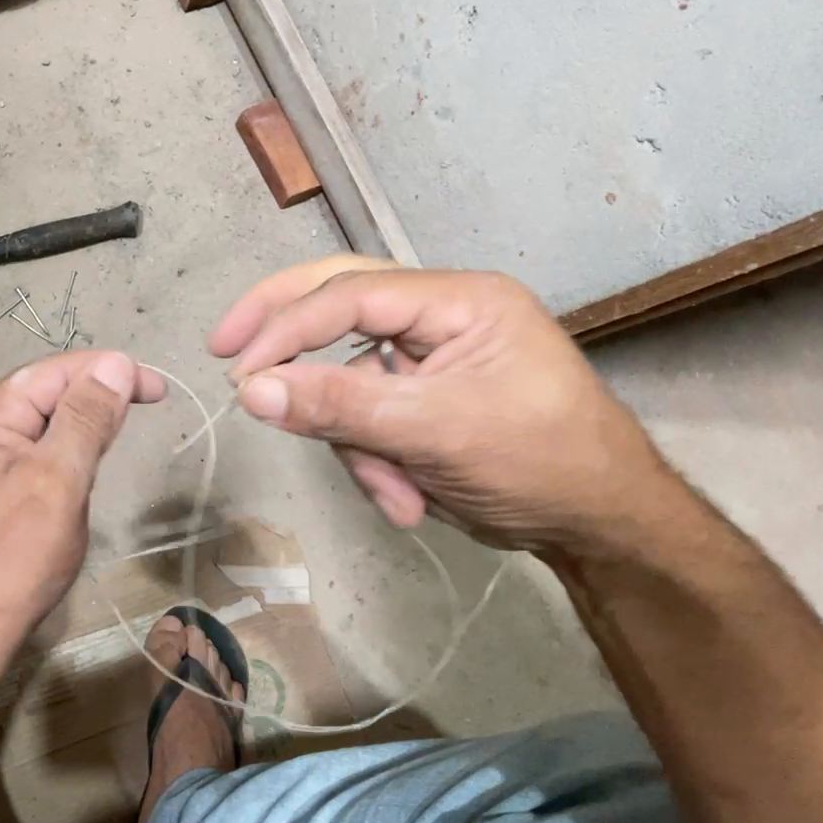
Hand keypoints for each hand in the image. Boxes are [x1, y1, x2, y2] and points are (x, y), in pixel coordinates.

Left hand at [0, 351, 165, 675]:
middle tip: (149, 402)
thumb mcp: (58, 482)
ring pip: (40, 420)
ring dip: (82, 418)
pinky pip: (32, 447)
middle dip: (96, 391)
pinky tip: (86, 452)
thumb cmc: (15, 559)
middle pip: (44, 392)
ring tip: (122, 423)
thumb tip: (115, 364)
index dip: (107, 371)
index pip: (52, 373)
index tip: (157, 388)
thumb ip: (86, 419)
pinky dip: (64, 445)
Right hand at [209, 257, 684, 554]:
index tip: (238, 373)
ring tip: (395, 492)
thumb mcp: (435, 432)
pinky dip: (370, 463)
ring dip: (355, 444)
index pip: (348, 295)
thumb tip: (250, 390)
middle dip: (282, 332)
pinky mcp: (412, 400)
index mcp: (457, 301)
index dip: (286, 329)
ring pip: (342, 381)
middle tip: (223, 347)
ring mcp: (422, 360)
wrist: (599, 526)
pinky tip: (407, 499)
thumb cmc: (543, 462)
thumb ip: (339, 406)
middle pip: (335, 303)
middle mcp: (436, 317)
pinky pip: (359, 419)